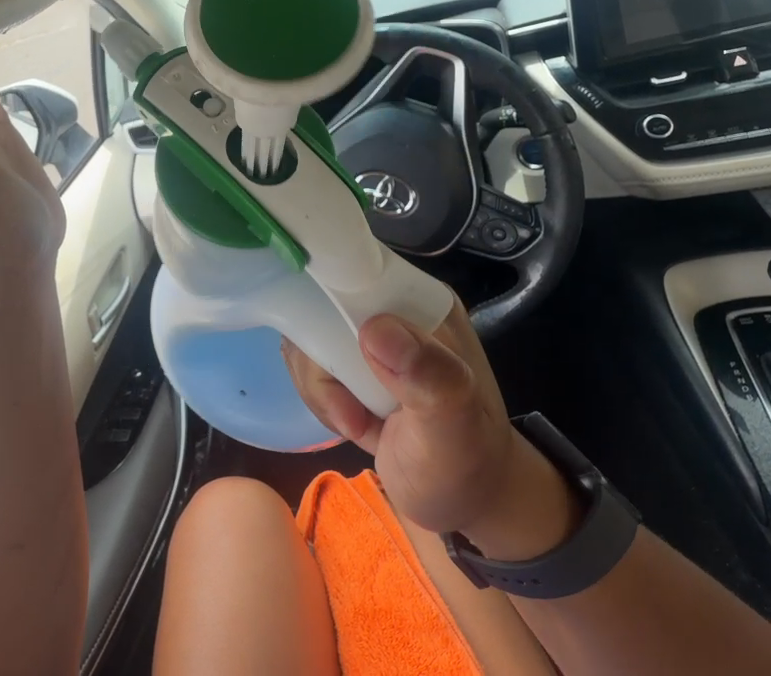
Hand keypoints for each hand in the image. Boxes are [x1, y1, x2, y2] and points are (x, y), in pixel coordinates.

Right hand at [282, 307, 578, 557]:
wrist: (465, 500)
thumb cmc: (465, 465)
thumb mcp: (453, 428)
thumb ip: (428, 377)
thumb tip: (376, 328)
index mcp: (422, 304)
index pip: (351, 271)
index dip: (325, 304)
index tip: (330, 360)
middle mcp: (390, 308)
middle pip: (317, 305)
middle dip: (321, 365)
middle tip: (350, 414)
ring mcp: (367, 334)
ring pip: (305, 336)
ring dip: (319, 388)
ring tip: (357, 424)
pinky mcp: (348, 359)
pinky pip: (306, 361)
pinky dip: (318, 397)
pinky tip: (351, 423)